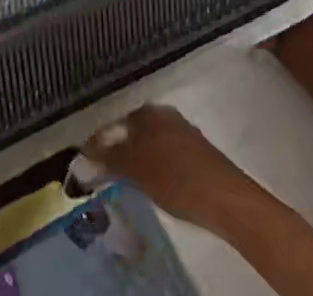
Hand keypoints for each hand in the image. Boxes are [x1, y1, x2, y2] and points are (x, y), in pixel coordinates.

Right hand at [81, 104, 258, 233]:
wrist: (226, 199)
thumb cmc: (176, 179)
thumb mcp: (135, 170)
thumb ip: (108, 158)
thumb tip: (85, 149)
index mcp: (149, 113)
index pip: (115, 120)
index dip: (99, 139)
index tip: (87, 158)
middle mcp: (166, 115)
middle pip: (132, 129)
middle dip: (117, 147)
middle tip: (103, 169)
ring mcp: (183, 132)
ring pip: (149, 141)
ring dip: (135, 157)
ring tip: (123, 178)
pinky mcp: (196, 152)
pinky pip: (164, 152)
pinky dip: (152, 164)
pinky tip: (150, 181)